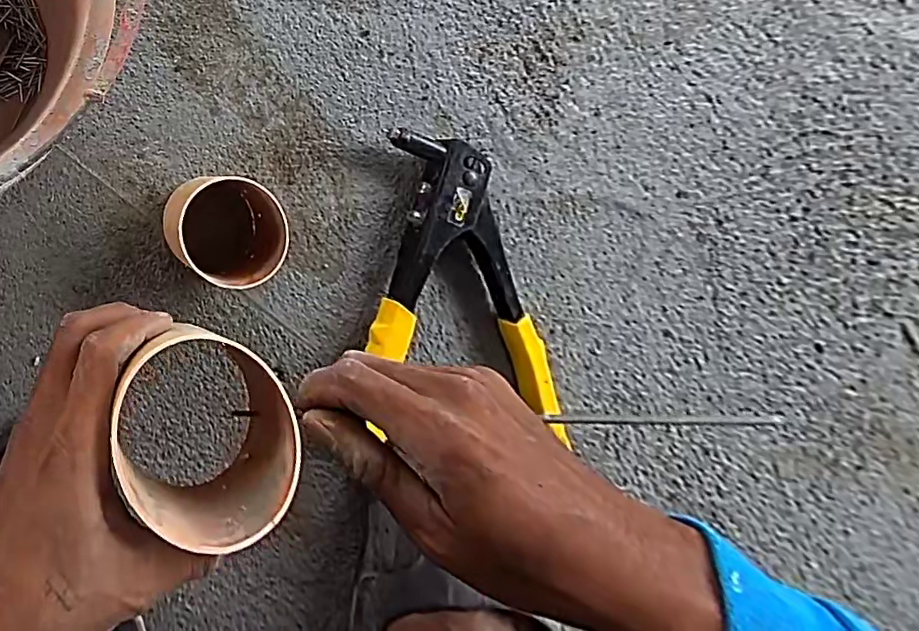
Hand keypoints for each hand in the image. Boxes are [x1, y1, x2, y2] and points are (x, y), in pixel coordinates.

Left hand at [0, 304, 217, 630]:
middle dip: (118, 314)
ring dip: (97, 326)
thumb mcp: (129, 577)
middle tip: (154, 321)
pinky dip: (82, 349)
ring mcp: (29, 425)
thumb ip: (184, 556)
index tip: (163, 324)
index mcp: (70, 447)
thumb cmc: (40, 593)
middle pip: (72, 332)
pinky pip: (52, 367)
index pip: (97, 356)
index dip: (134, 327)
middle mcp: (44, 424)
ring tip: (133, 333)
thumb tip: (215, 539)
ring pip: (57, 346)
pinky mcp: (24, 434)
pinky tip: (104, 370)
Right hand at [298, 353, 721, 630]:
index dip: (317, 389)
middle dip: (339, 387)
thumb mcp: (433, 527)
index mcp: (440, 429)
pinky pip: (423, 371)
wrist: (611, 553)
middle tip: (333, 425)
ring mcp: (476, 381)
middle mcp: (457, 390)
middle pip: (366, 361)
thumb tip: (327, 428)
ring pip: (392, 363)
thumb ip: (370, 465)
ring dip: (370, 389)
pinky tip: (412, 430)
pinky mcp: (487, 382)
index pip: (351, 377)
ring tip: (375, 436)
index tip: (306, 408)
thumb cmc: (534, 555)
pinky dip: (401, 391)